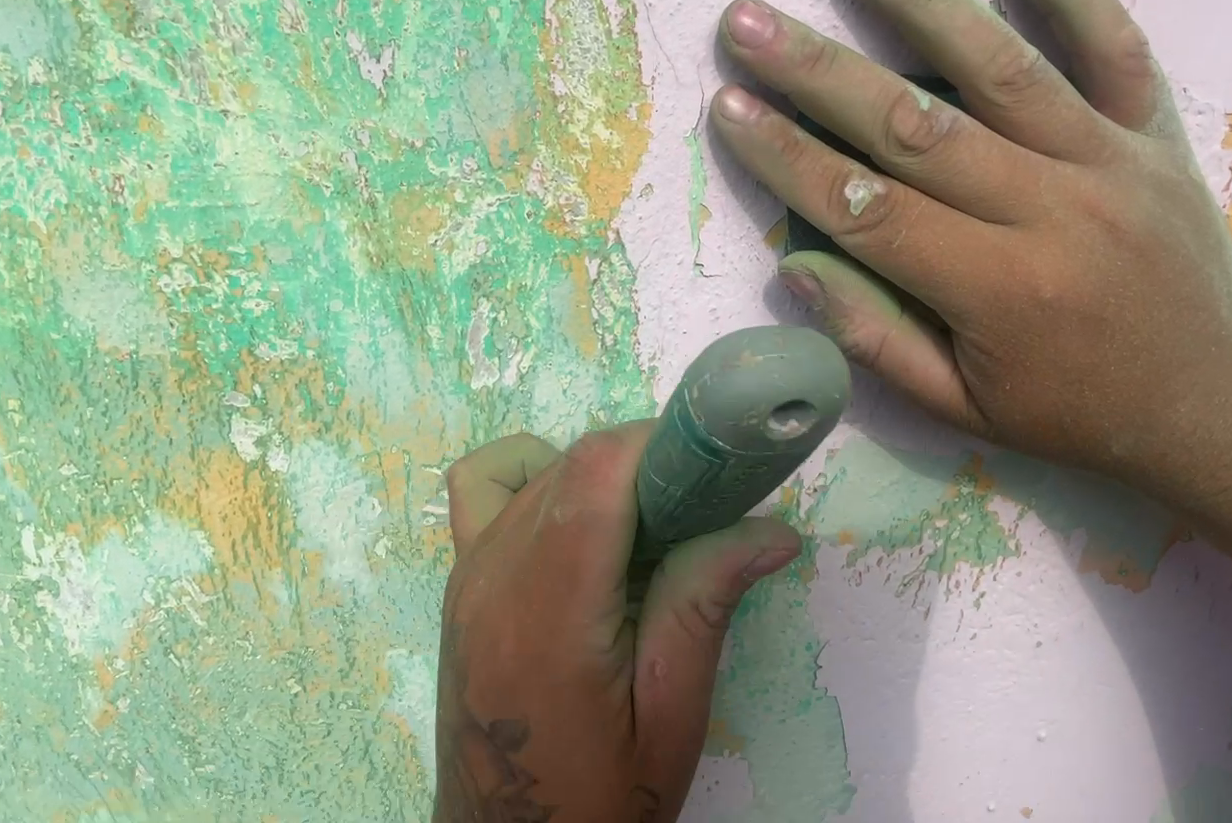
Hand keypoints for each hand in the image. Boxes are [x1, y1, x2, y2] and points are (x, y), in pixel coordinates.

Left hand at [433, 423, 800, 821]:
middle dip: (643, 461)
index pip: (596, 470)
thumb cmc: (598, 796)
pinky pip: (483, 486)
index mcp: (550, 610)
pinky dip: (531, 474)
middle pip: (573, 462)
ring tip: (640, 524)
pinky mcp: (458, 578)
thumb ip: (703, 605)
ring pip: (536, 468)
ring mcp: (467, 571)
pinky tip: (571, 515)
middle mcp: (495, 573)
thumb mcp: (670, 715)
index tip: (710, 471)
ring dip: (598, 472)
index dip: (658, 444)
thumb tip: (773, 530)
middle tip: (696, 509)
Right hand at [710, 0, 1231, 501]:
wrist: (1212, 403)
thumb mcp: (958, 408)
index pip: (868, 209)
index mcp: (996, 289)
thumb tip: (795, 269)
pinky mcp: (1153, 137)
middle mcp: (1051, 212)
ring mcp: (1109, 162)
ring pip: (1004, 69)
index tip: (730, 105)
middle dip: (820, 71)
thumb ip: (874, 340)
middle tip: (750, 21)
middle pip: (915, 126)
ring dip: (925, 3)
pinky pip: (1114, 50)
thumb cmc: (1068, 413)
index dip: (790, 158)